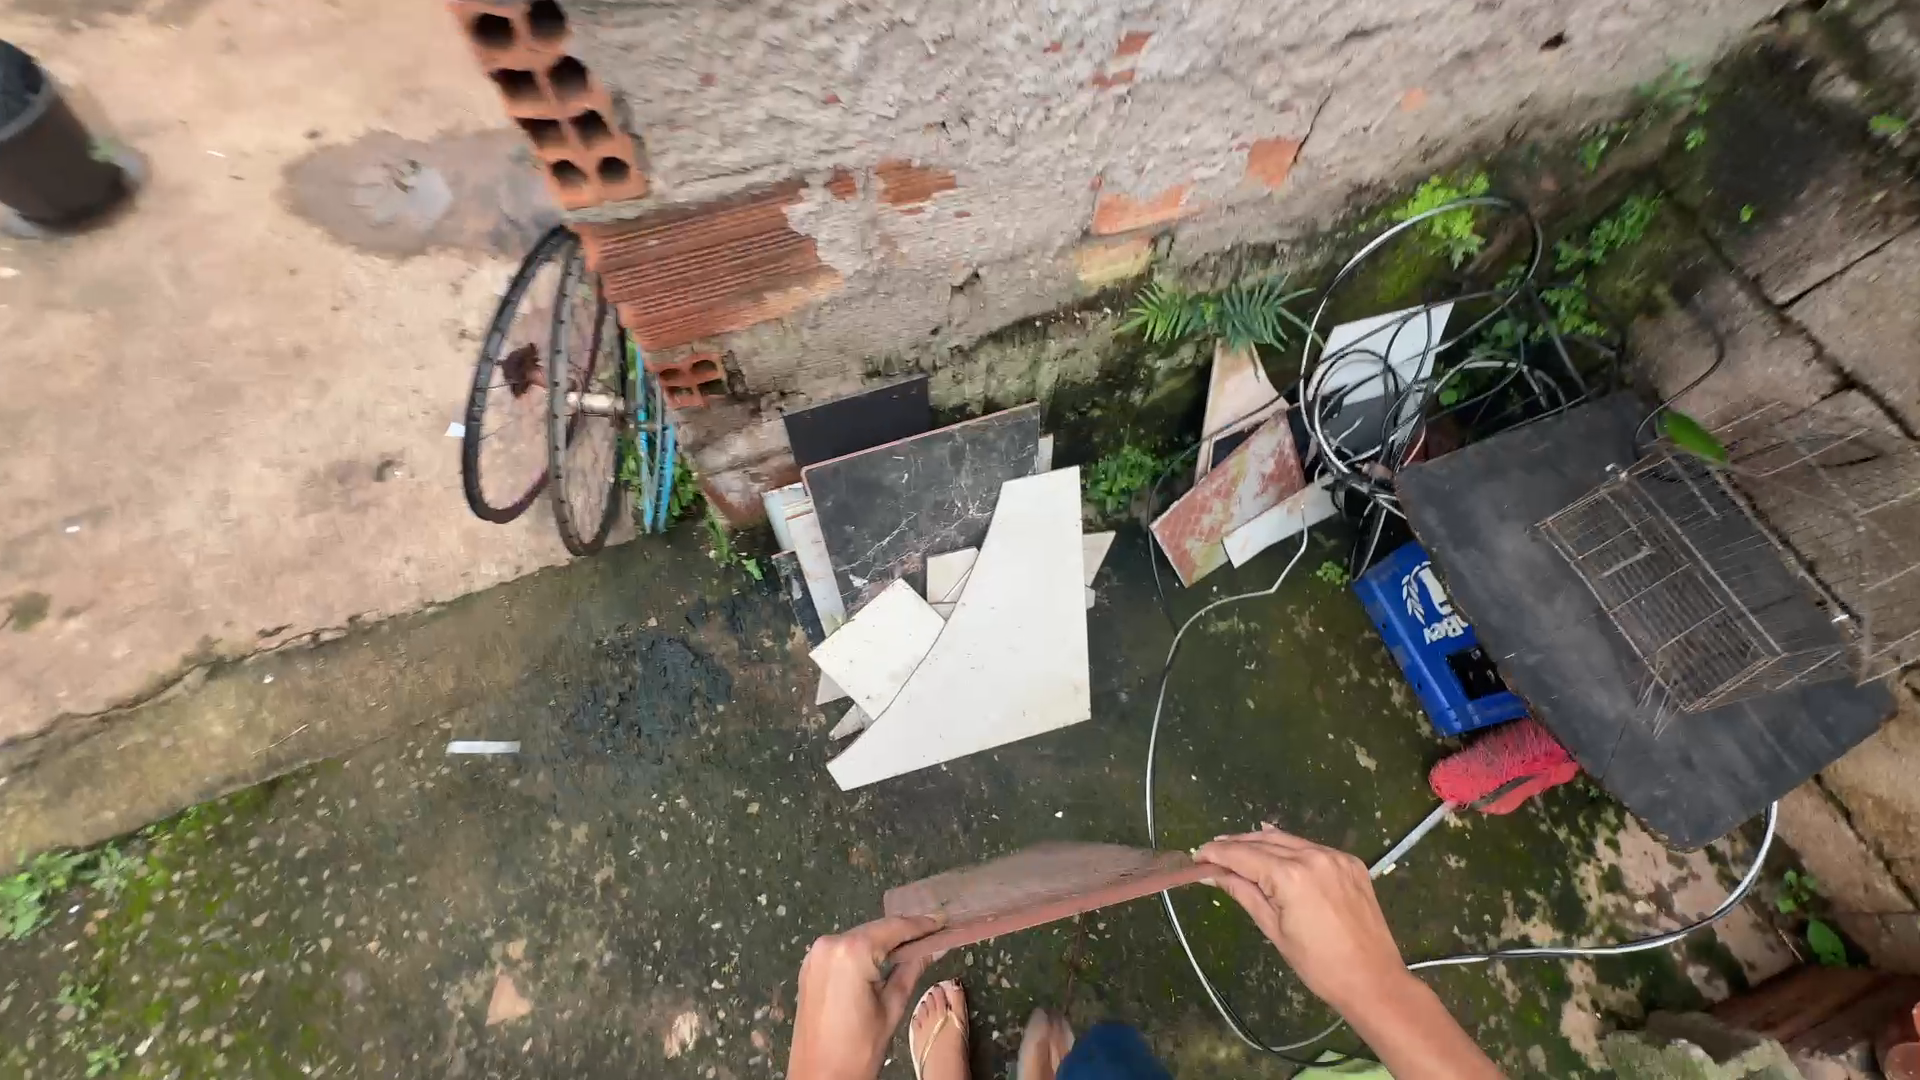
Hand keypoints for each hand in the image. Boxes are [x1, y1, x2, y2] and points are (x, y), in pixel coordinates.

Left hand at [787, 914, 944, 1079]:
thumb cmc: (858, 1049)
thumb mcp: (892, 1007)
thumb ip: (913, 969)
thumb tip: (937, 947)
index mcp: (851, 951)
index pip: (893, 928)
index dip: (921, 924)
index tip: (942, 920)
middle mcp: (829, 943)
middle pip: (875, 930)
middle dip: (903, 932)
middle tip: (933, 931)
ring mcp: (815, 953)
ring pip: (859, 937)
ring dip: (883, 940)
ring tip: (914, 942)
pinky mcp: (810, 966)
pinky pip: (843, 949)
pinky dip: (863, 950)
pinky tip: (883, 955)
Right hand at [1196, 825, 1409, 1010]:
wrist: (1375, 983)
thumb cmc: (1319, 965)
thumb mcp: (1273, 929)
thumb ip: (1242, 891)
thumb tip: (1211, 873)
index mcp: (1291, 876)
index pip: (1242, 855)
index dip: (1216, 853)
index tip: (1196, 855)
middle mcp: (1312, 856)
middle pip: (1262, 841)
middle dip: (1234, 845)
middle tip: (1210, 851)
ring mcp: (1334, 856)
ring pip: (1286, 839)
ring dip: (1259, 842)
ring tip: (1236, 848)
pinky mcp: (1349, 861)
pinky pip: (1309, 846)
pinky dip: (1287, 845)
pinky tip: (1273, 845)